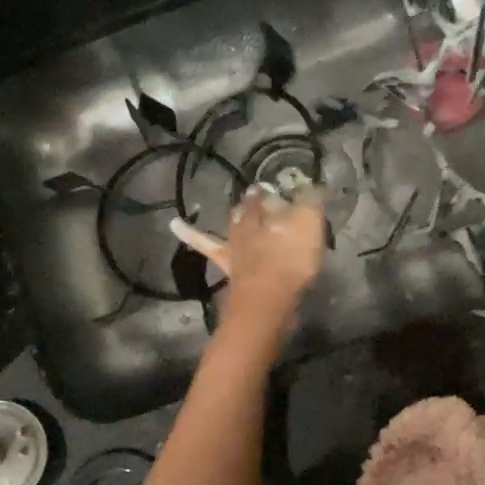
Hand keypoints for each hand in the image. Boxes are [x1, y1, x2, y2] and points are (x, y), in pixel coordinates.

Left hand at [192, 186, 325, 332]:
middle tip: (260, 199)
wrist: (267, 301)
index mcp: (265, 212)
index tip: (276, 190)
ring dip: (237, 217)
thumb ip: (310, 200)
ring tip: (239, 211)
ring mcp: (233, 247)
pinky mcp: (227, 267)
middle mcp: (245, 225)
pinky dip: (188, 232)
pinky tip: (174, 224)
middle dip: (254, 204)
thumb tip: (310, 183)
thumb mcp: (310, 223)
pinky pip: (203, 244)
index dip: (273, 193)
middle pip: (248, 211)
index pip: (267, 196)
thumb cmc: (291, 261)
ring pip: (232, 226)